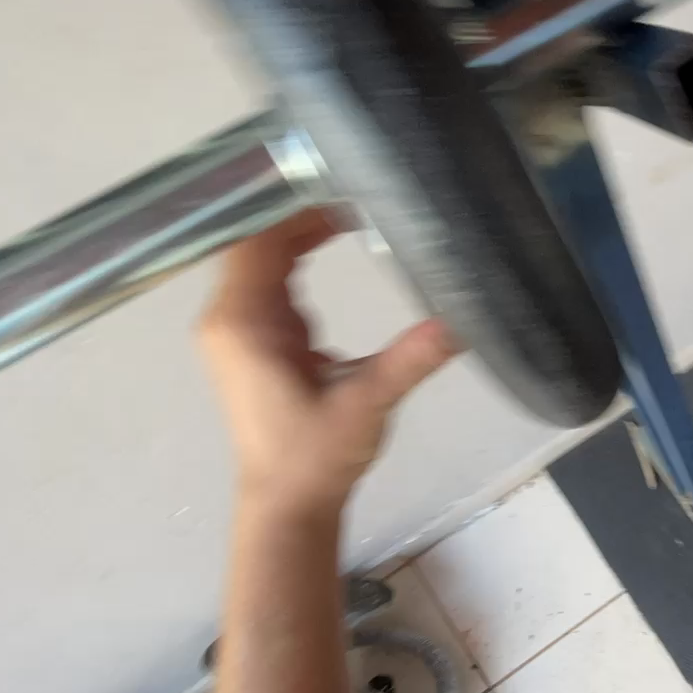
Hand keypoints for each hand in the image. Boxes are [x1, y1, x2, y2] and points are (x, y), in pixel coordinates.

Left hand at [196, 211, 456, 511]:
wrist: (289, 503)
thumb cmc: (316, 455)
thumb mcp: (368, 402)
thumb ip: (411, 359)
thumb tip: (461, 322)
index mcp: (244, 323)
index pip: (256, 242)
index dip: (292, 209)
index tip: (340, 189)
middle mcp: (231, 321)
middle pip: (257, 248)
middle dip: (302, 221)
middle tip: (358, 202)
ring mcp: (242, 336)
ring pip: (264, 269)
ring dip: (301, 245)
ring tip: (350, 223)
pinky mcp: (259, 351)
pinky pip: (273, 295)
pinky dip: (300, 274)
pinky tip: (331, 269)